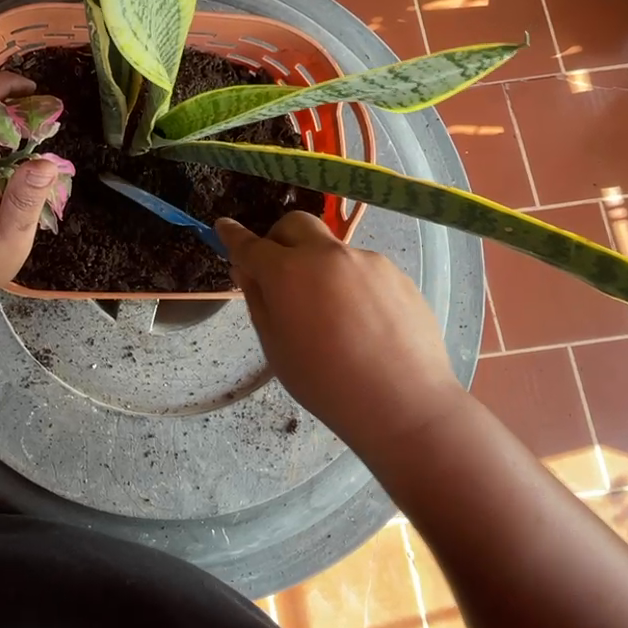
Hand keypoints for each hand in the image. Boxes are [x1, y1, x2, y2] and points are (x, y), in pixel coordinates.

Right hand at [217, 212, 465, 452]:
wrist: (403, 403)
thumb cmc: (325, 382)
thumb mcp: (275, 345)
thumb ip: (259, 299)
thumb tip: (249, 269)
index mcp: (288, 271)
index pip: (251, 244)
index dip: (233, 236)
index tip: (224, 227)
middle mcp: (326, 255)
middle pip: (296, 225)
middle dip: (280, 239)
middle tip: (281, 273)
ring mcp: (367, 261)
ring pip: (333, 251)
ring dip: (321, 268)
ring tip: (333, 316)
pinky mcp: (398, 275)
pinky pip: (363, 270)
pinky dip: (352, 285)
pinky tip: (363, 324)